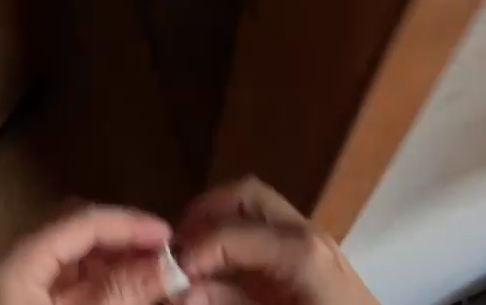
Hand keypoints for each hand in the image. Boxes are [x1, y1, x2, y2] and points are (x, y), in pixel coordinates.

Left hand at [0, 205, 176, 304]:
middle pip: (72, 230)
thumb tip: (169, 265)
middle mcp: (9, 266)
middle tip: (160, 254)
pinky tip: (121, 295)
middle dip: (119, 238)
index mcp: (16, 264)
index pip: (82, 220)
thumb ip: (123, 293)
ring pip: (67, 256)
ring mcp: (10, 291)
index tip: (169, 237)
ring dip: (108, 261)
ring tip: (147, 276)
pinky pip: (60, 285)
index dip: (130, 224)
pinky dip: (92, 285)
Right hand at [176, 178, 379, 304]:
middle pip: (249, 194)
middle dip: (208, 211)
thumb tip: (184, 291)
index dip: (198, 247)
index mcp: (302, 253)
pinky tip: (223, 267)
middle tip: (179, 244)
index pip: (237, 231)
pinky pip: (269, 229)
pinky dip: (239, 237)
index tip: (171, 268)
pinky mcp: (315, 253)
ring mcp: (314, 239)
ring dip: (222, 220)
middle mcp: (308, 233)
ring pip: (259, 205)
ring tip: (194, 253)